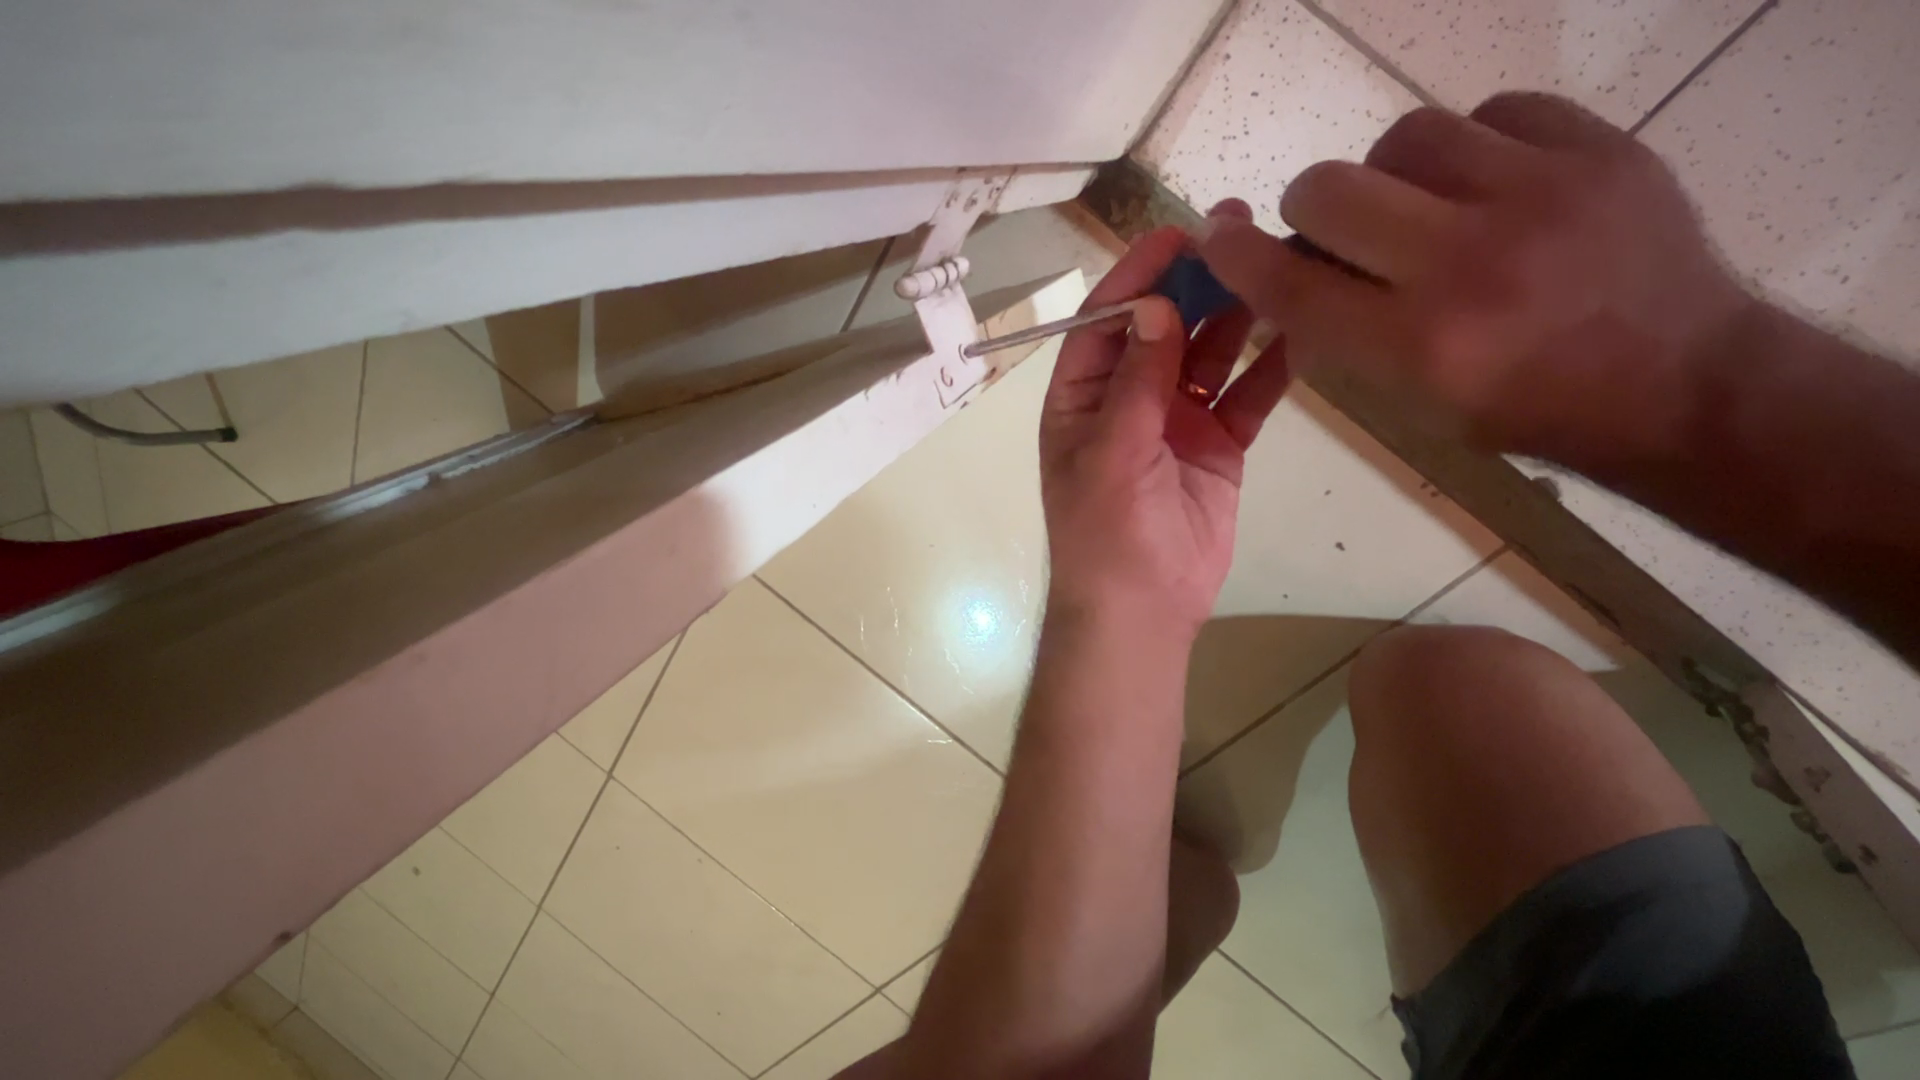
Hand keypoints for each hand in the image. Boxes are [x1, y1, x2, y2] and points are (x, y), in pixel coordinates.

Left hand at [1039, 202, 1290, 637]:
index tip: (1178, 234)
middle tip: (1240, 233)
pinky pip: (1246, 397)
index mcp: (1083, 397)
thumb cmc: (1105, 532)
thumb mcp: (1110, 452)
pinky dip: (1271, 369)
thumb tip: (1159, 306)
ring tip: (1278, 267)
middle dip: (1196, 284)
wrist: (1142, 607)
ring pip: (1209, 355)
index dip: (1138, 277)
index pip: (1107, 322)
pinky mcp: (1219, 446)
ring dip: (1238, 315)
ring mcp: (1177, 421)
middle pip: (1164, 328)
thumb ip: (1137, 382)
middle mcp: (1129, 400)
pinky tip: (1303, 333)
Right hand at [1194, 92, 1756, 470]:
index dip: (1238, 256)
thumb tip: (1287, 277)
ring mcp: (1539, 196)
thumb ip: (1343, 337)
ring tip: (1423, 204)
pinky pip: (1492, 112)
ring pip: (1404, 136)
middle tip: (1340, 230)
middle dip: (1313, 210)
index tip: (1217, 237)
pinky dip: (1472, 147)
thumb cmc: (1526, 408)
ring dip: (1390, 173)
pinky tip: (1489, 184)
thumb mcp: (1415, 400)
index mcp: (1418, 345)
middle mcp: (1467, 264)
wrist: (1680, 382)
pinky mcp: (1599, 149)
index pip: (1291, 284)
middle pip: (1327, 190)